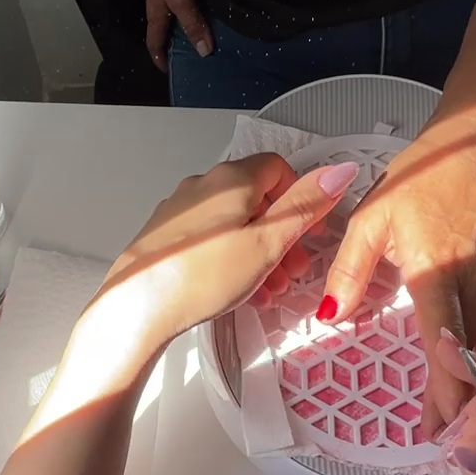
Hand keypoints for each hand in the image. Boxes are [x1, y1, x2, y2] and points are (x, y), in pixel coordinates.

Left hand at [89, 153, 351, 354]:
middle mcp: (202, 187)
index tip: (311, 227)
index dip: (302, 197)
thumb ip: (304, 205)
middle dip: (281, 233)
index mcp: (231, 180)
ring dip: (258, 252)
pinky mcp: (166, 238)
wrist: (139, 306)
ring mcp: (180, 212)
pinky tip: (237, 290)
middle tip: (293, 267)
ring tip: (268, 288)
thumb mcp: (267, 242)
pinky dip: (231, 260)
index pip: (279, 168)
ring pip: (234, 224)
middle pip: (256, 199)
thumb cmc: (198, 277)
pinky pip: (210, 241)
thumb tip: (336, 171)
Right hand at [144, 0, 211, 70]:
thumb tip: (203, 52)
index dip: (160, 58)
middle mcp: (164, 2)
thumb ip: (192, 24)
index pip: (154, 42)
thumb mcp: (181, 0)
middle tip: (198, 58)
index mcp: (156, 11)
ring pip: (184, 14)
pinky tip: (217, 12)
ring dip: (195, 26)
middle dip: (181, 44)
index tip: (170, 71)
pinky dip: (203, 9)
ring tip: (214, 39)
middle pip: (170, 29)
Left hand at [324, 133, 475, 436]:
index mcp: (437, 271)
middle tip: (458, 439)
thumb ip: (349, 271)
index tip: (442, 423)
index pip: (444, 339)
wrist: (471, 146)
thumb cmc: (420, 180)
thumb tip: (332, 316)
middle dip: (471, 401)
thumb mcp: (368, 220)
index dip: (446, 385)